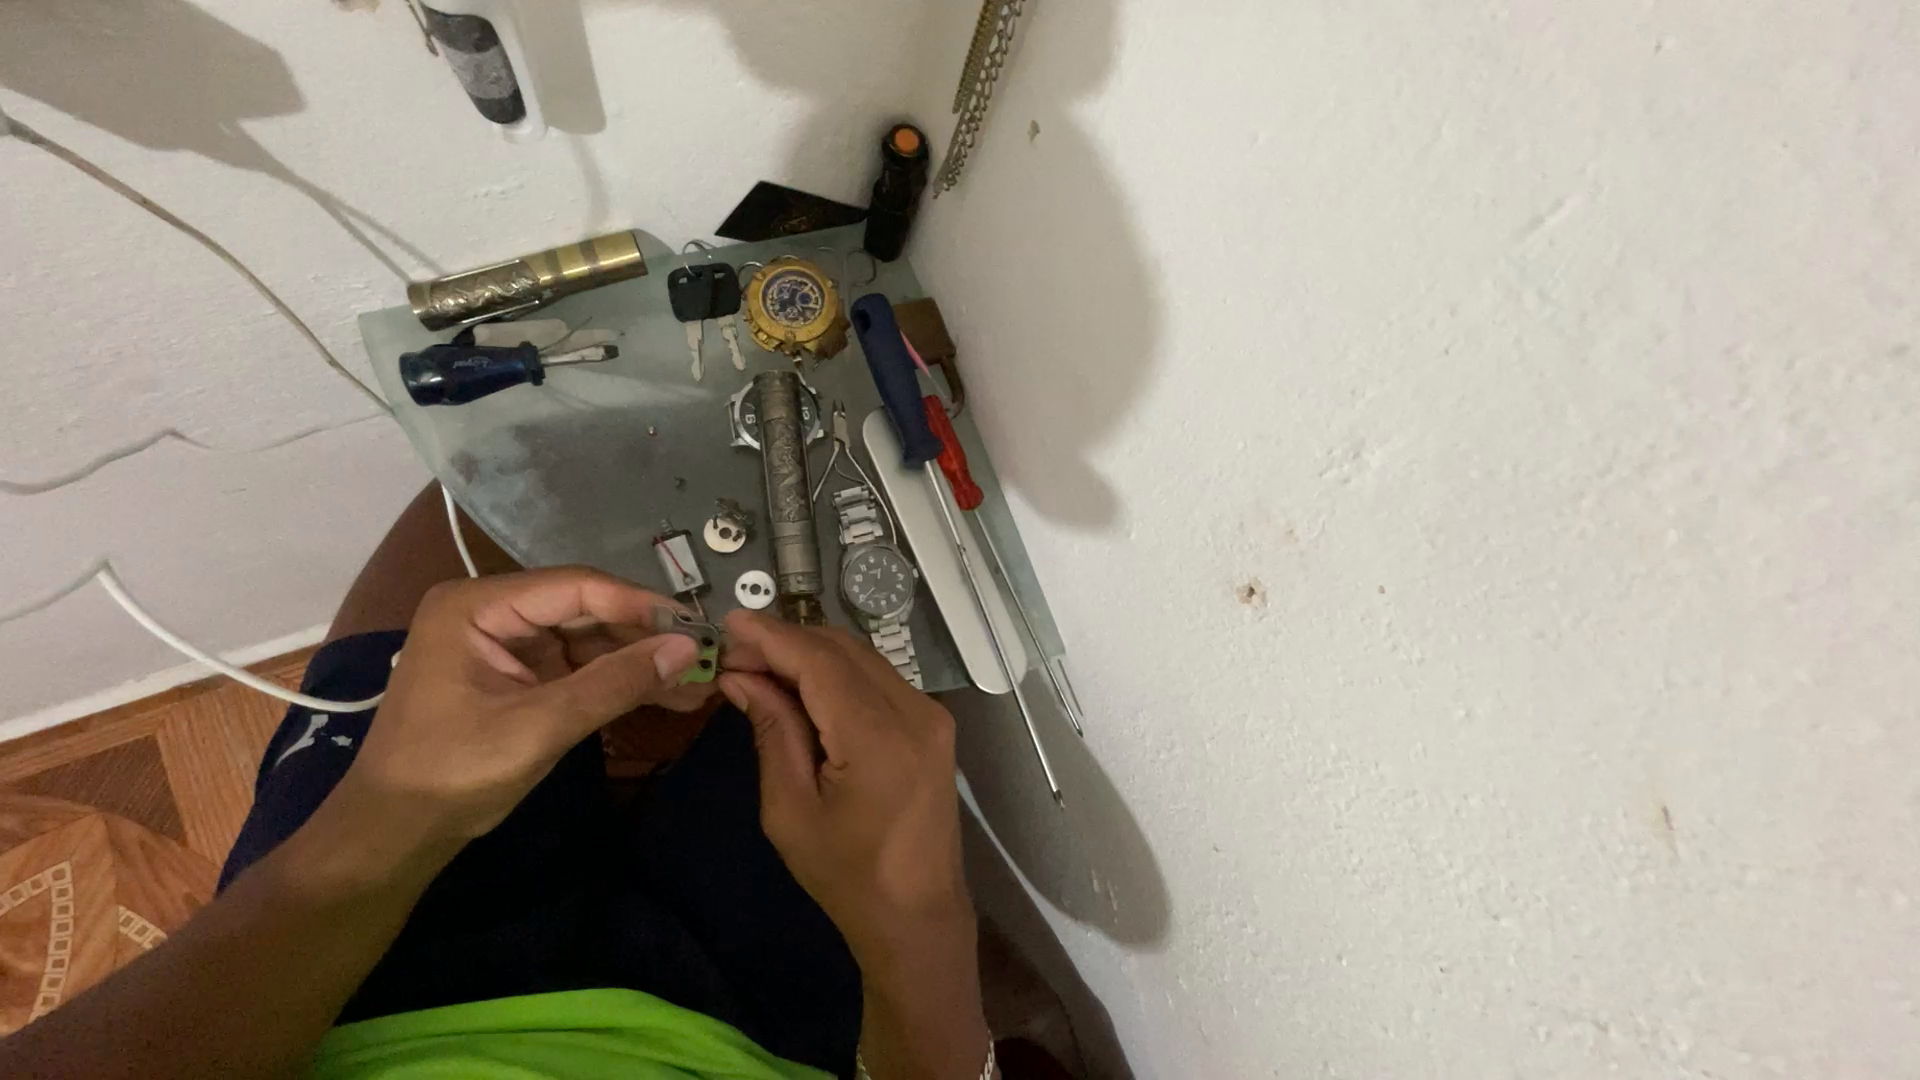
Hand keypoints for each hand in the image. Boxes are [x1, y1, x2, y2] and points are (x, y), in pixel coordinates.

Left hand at [329, 567, 713, 858]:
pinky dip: (623, 681)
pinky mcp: (525, 673)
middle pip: (589, 610)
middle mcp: (494, 611)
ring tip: (698, 682)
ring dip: (642, 661)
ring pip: (594, 638)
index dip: (639, 604)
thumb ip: (616, 682)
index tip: (694, 626)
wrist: (397, 834)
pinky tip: (669, 695)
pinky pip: (584, 665)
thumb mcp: (541, 725)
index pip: (577, 588)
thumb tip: (689, 648)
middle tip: (704, 655)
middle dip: (646, 636)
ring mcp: (511, 642)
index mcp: (477, 606)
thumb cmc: (452, 773)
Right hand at [717, 611, 972, 966]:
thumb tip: (740, 676)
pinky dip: (837, 672)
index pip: (819, 662)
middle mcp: (914, 711)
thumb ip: (772, 731)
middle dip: (787, 642)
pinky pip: (878, 677)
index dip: (772, 637)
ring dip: (811, 653)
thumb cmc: (846, 875)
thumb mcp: (790, 810)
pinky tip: (803, 686)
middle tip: (736, 655)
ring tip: (761, 668)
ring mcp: (930, 713)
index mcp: (879, 738)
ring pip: (862, 657)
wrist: (918, 913)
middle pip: (843, 649)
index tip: (728, 623)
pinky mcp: (932, 721)